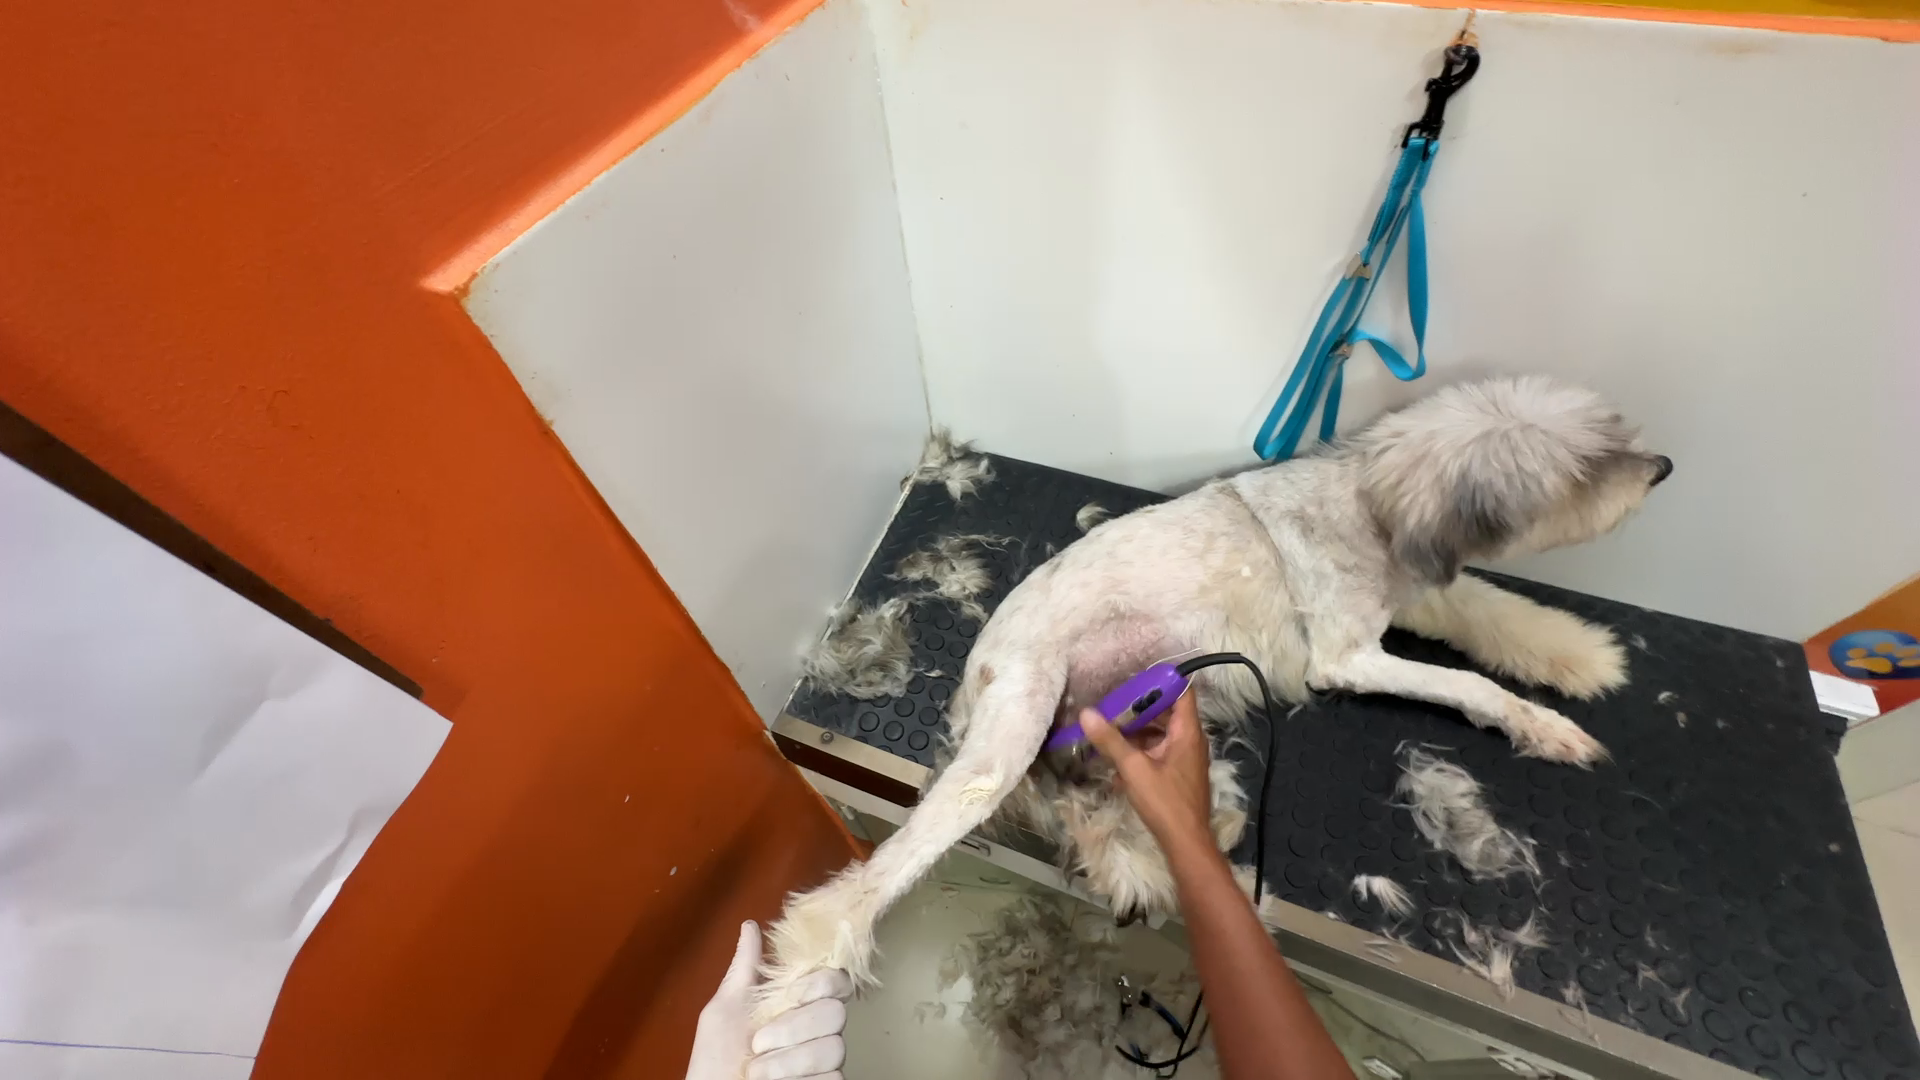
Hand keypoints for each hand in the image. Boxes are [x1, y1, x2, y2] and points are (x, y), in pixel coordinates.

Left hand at [685, 921, 853, 1079]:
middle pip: (837, 1012)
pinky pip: (833, 1078)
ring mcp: (824, 1060)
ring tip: (757, 1071)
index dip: (821, 982)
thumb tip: (749, 925)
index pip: (837, 978)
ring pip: (835, 1048)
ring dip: (790, 1061)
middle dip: (794, 1028)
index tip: (790, 993)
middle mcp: (818, 1027)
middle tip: (759, 1042)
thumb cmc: (714, 1060)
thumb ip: (744, 968)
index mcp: (800, 1002)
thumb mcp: (724, 1009)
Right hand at [1080, 691, 1212, 853]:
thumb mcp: (1133, 768)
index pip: (1182, 692)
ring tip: (1109, 728)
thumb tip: (1086, 713)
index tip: (1134, 678)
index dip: (1161, 681)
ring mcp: (1185, 758)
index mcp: (1187, 732)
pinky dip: (1141, 749)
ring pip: (1160, 733)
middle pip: (1167, 711)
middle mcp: (1190, 741)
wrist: (1185, 843)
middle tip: (1112, 703)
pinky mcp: (1177, 773)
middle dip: (1140, 707)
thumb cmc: (1164, 801)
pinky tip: (1117, 758)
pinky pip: (1159, 750)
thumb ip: (1110, 740)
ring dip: (1137, 730)